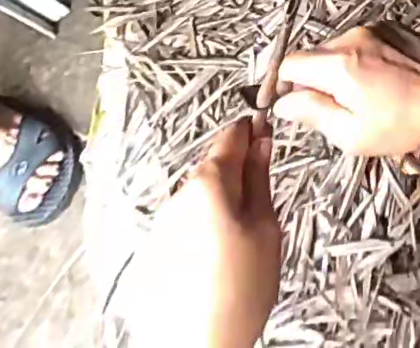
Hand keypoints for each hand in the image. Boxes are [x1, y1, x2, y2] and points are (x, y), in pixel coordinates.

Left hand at [134, 118, 280, 347]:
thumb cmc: (242, 287)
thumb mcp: (265, 227)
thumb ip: (260, 177)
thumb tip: (262, 139)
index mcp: (208, 182)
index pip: (232, 136)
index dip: (252, 132)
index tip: (268, 137)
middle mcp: (179, 195)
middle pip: (214, 167)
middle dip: (238, 173)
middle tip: (261, 204)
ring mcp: (161, 226)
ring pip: (199, 197)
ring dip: (219, 203)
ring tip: (239, 239)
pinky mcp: (151, 254)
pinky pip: (183, 225)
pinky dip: (201, 229)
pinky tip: (215, 261)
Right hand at [272, 23, 419, 156]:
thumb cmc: (403, 123)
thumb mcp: (352, 133)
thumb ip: (313, 113)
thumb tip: (283, 104)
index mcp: (339, 64)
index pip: (291, 64)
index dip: (284, 85)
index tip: (293, 103)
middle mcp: (354, 37)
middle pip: (315, 54)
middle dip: (316, 79)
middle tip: (337, 107)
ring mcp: (375, 27)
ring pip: (339, 47)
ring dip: (340, 67)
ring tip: (366, 94)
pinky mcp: (393, 26)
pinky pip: (363, 39)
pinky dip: (363, 56)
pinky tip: (382, 78)